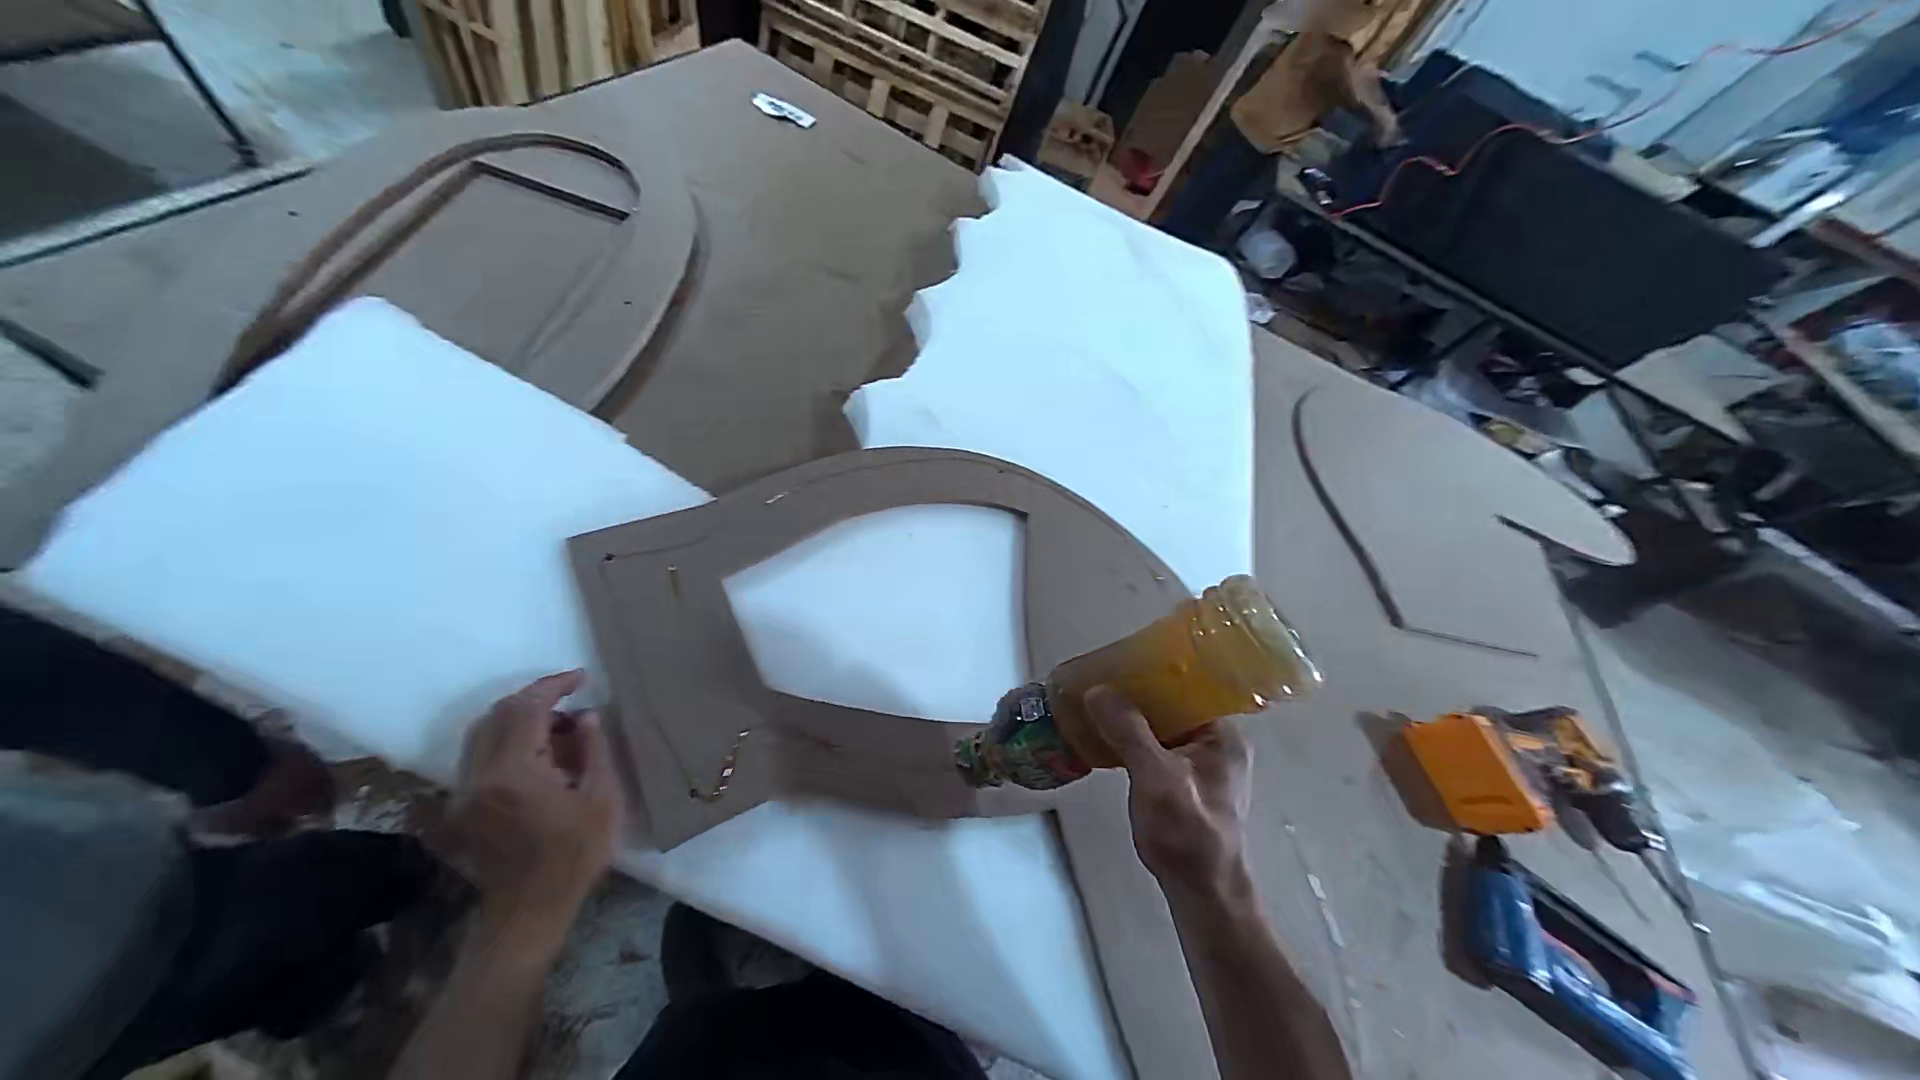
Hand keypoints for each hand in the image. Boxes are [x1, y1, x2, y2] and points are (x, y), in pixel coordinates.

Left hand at [447, 671, 621, 937]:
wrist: (530, 908)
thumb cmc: (576, 854)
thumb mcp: (602, 799)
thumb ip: (594, 750)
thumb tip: (585, 716)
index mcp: (514, 774)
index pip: (525, 709)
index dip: (553, 686)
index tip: (581, 678)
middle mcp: (479, 777)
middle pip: (498, 714)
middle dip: (535, 697)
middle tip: (572, 697)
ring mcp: (464, 792)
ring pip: (482, 732)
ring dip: (519, 717)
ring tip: (559, 724)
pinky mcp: (461, 805)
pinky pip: (479, 754)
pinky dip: (507, 739)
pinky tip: (539, 750)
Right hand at [1084, 686, 1254, 898]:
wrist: (1201, 893)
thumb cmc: (1187, 833)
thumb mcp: (1156, 777)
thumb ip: (1129, 732)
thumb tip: (1098, 690)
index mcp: (1222, 735)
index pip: (1192, 687)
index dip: (1157, 671)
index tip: (1122, 661)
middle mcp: (1216, 744)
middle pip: (1174, 704)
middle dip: (1138, 693)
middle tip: (1100, 679)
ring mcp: (1201, 764)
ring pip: (1163, 726)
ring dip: (1133, 717)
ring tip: (1097, 702)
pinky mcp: (1185, 782)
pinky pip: (1157, 747)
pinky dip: (1133, 739)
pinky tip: (1106, 736)